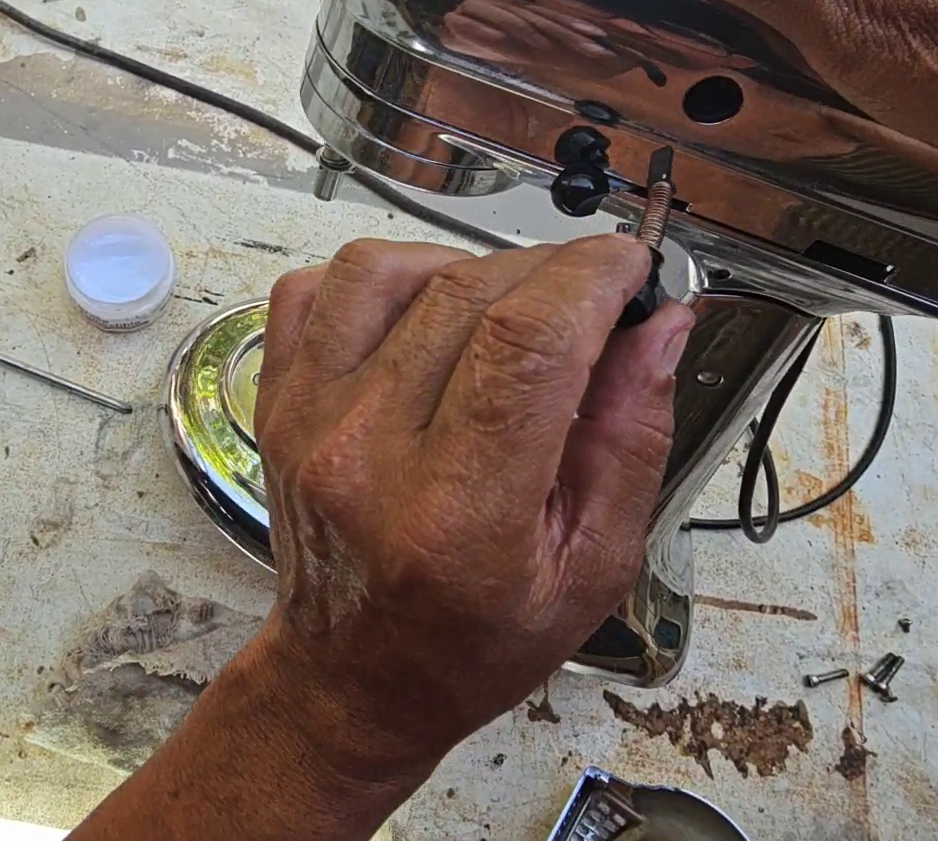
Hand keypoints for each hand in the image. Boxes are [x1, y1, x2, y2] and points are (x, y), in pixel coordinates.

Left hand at [247, 236, 693, 778]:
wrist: (354, 672)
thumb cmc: (468, 640)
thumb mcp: (590, 569)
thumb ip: (631, 438)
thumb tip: (659, 327)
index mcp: (455, 512)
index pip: (526, 345)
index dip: (591, 280)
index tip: (627, 265)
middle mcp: (364, 452)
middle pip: (463, 296)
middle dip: (546, 271)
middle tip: (584, 294)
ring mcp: (306, 417)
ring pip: (382, 270)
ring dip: (461, 266)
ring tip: (501, 309)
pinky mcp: (278, 400)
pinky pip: (313, 288)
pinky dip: (376, 277)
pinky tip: (417, 315)